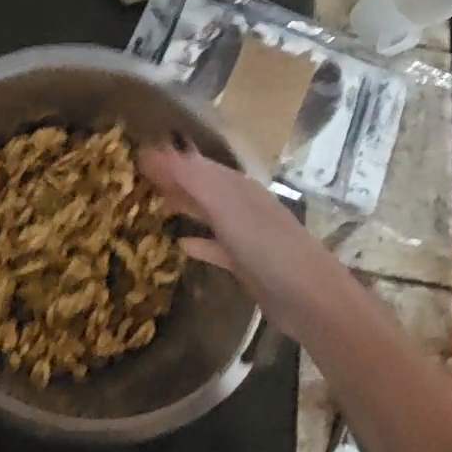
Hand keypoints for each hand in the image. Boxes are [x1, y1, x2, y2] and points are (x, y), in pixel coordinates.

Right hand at [138, 143, 295, 269]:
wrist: (312, 302)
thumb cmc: (268, 249)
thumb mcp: (228, 208)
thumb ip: (192, 180)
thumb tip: (157, 150)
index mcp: (239, 190)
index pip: (199, 166)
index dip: (171, 161)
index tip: (139, 157)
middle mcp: (242, 208)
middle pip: (203, 187)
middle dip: (175, 181)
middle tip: (141, 180)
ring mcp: (245, 237)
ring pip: (208, 215)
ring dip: (185, 208)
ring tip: (156, 205)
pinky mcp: (245, 264)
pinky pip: (215, 247)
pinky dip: (198, 243)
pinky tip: (180, 246)